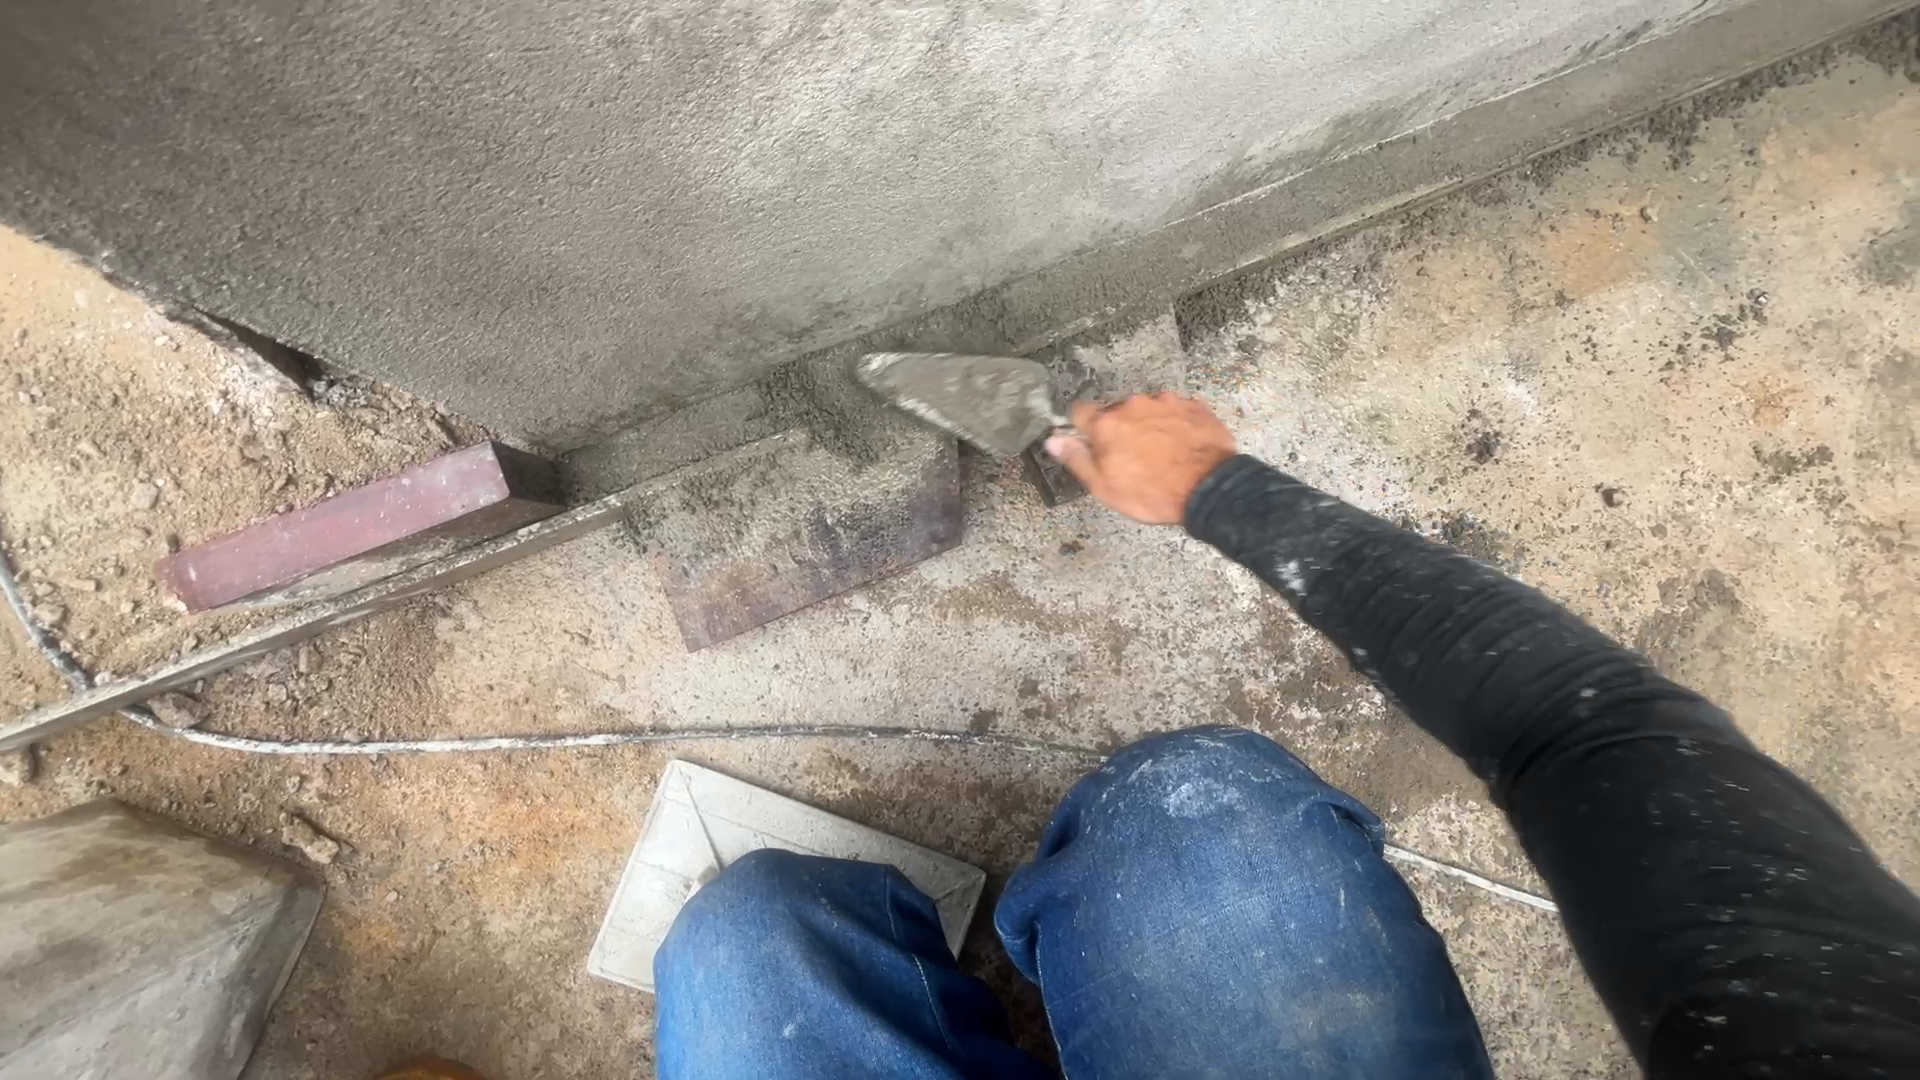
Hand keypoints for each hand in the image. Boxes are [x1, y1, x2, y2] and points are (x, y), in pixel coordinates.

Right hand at [1044, 394, 1236, 524]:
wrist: (1208, 489)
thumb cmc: (1153, 492)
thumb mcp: (1104, 486)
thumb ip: (1076, 458)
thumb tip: (1053, 440)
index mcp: (1106, 424)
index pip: (1080, 412)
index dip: (1084, 429)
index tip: (1092, 444)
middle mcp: (1133, 405)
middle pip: (1116, 411)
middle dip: (1119, 429)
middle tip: (1131, 457)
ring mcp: (1165, 402)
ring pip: (1146, 410)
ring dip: (1147, 425)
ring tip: (1160, 453)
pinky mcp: (1192, 406)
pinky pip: (1174, 411)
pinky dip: (1173, 425)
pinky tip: (1180, 446)